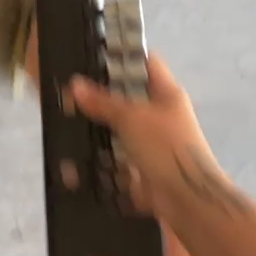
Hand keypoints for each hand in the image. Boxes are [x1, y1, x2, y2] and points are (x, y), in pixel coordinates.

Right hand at [69, 57, 240, 225]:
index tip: (92, 55)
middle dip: (102, 94)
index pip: (146, 62)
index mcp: (167, 93)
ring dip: (99, 125)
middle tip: (72, 90)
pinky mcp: (144, 165)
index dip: (122, 54)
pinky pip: (118, 153)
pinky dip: (102, 152)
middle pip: (129, 95)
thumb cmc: (164, 146)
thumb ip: (102, 101)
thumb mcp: (131, 117)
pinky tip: (78, 149)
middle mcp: (162, 114)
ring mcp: (154, 141)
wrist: (187, 200)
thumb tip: (75, 84)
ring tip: (68, 117)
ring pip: (121, 126)